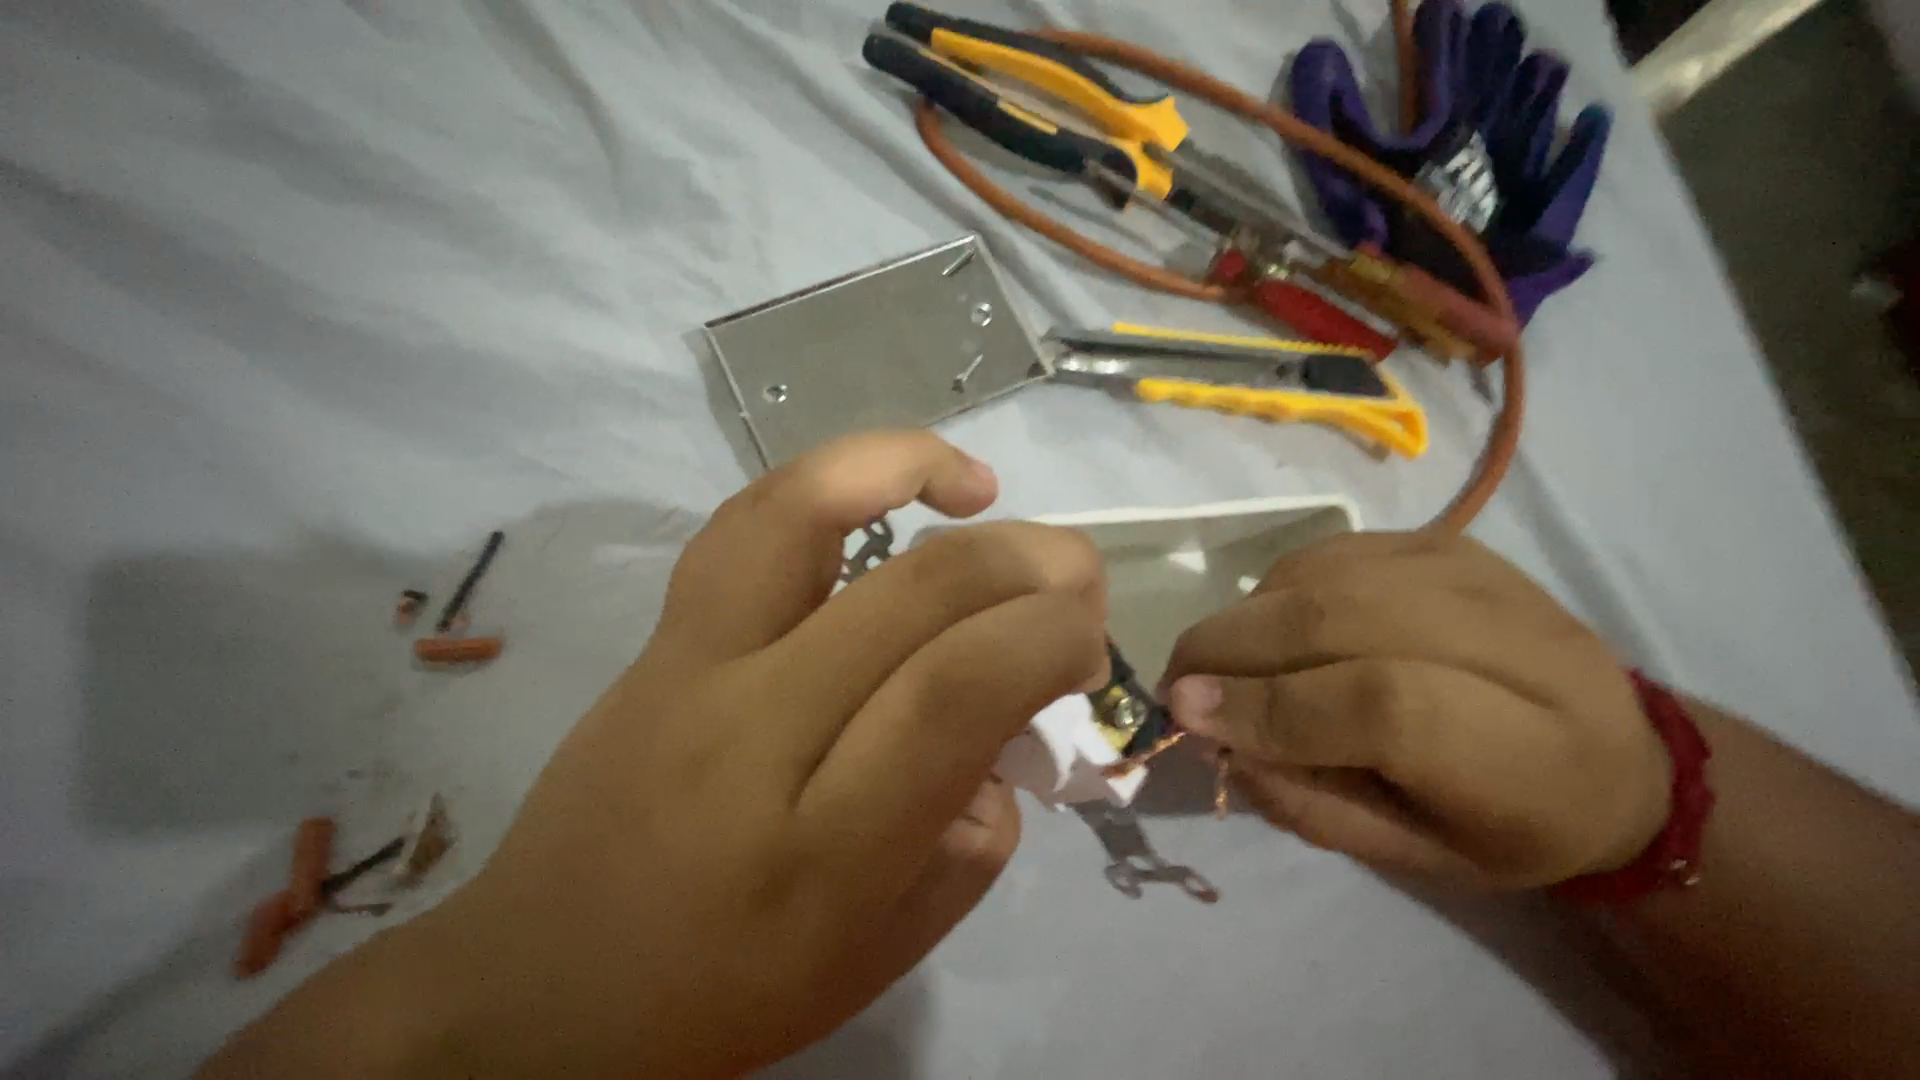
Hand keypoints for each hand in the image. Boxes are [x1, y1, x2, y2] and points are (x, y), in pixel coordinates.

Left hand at [200, 432, 1108, 1078]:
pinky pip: (740, 527)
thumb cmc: (731, 988)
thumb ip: (972, 834)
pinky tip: (875, 487)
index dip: (1046, 636)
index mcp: (828, 843)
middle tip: (1076, 568)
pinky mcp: (654, 640)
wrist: (543, 988)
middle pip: (908, 596)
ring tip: (977, 484)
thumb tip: (1004, 717)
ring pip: (797, 516)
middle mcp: (754, 731)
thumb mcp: (885, 950)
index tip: (1086, 635)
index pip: (957, 692)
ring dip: (904, 467)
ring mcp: (688, 666)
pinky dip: (824, 481)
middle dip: (1022, 561)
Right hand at [1161, 531, 1670, 888]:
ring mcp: (1478, 575)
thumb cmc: (1509, 827)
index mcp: (1532, 753)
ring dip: (1244, 617)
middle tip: (1175, 684)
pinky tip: (1266, 626)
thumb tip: (1212, 731)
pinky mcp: (1445, 542)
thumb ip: (1310, 801)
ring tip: (1216, 662)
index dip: (1273, 706)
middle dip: (1232, 650)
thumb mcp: (1415, 858)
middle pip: (1339, 619)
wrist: (1617, 754)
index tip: (1186, 714)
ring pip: (1321, 577)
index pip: (1386, 706)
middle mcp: (1517, 643)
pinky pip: (1326, 553)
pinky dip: (1273, 588)